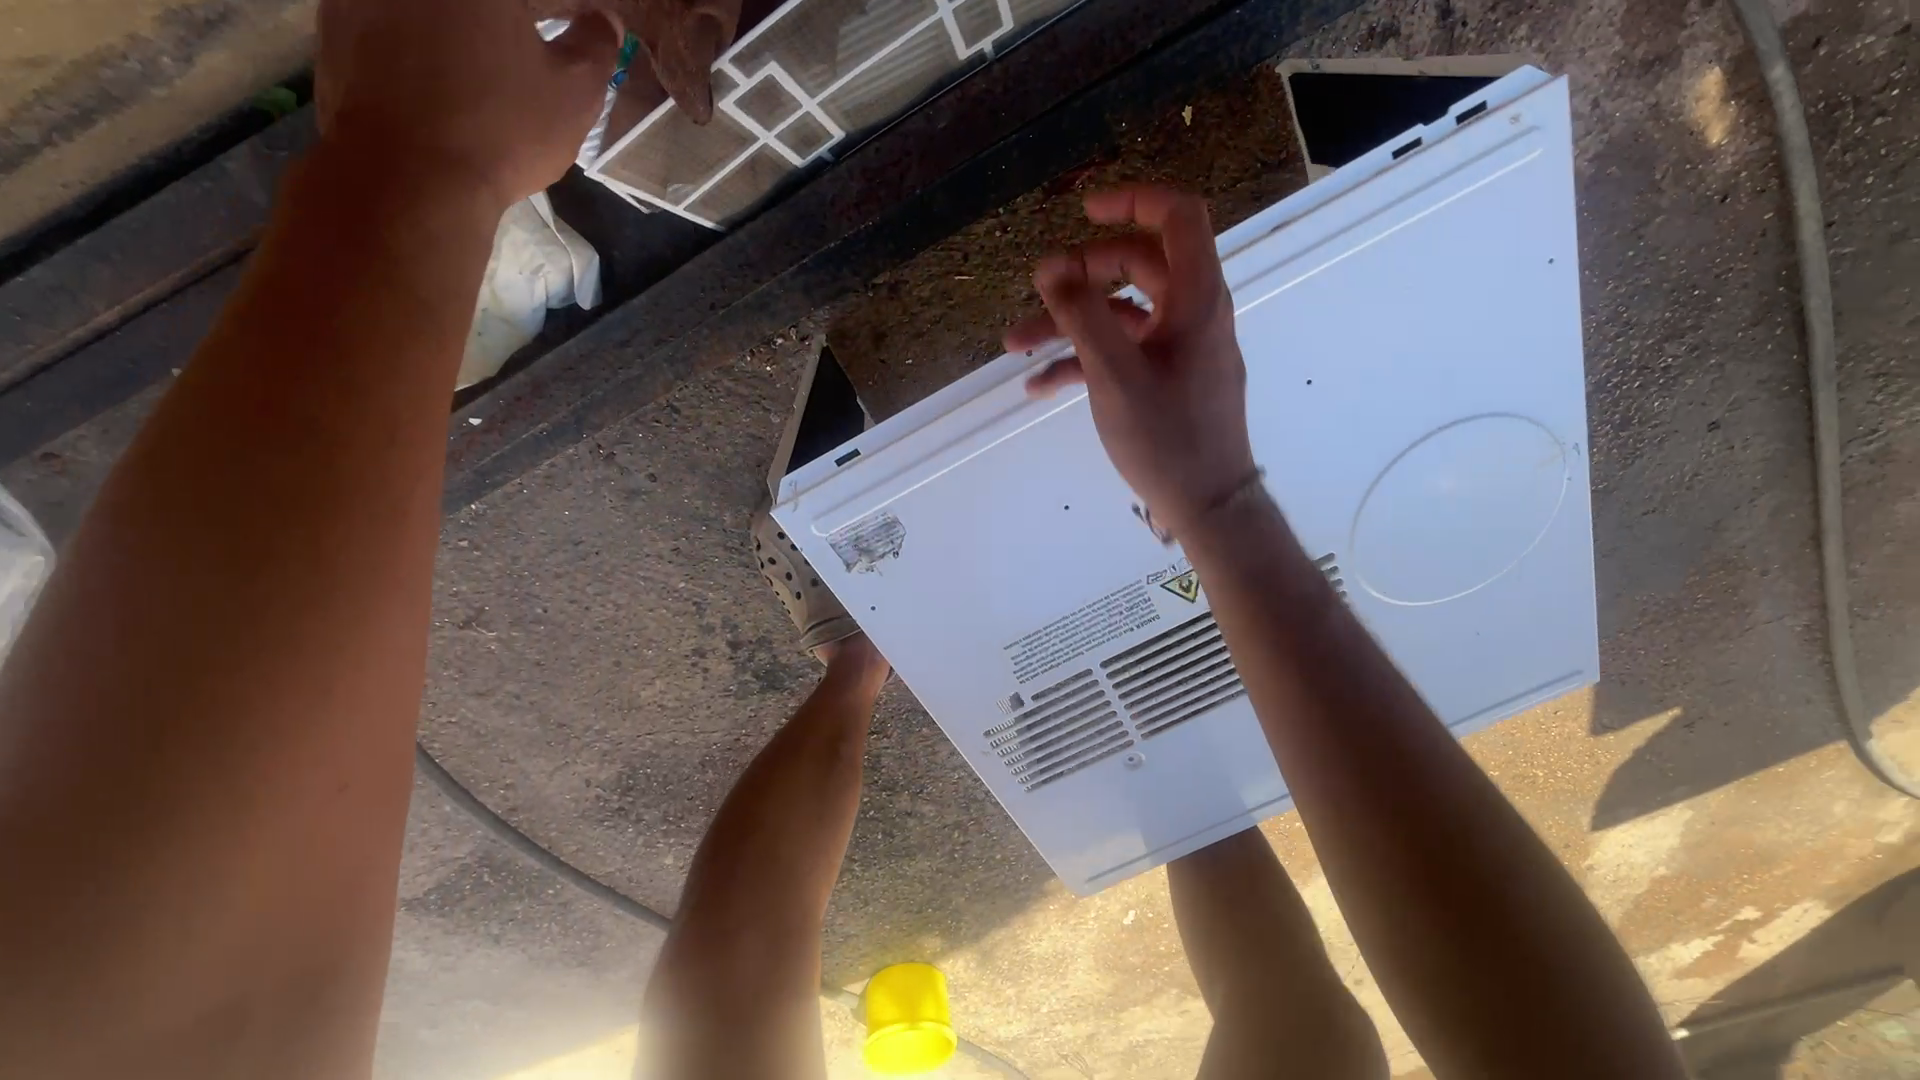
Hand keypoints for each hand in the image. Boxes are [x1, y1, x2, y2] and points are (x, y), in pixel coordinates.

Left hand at [315, 0, 621, 206]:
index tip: (565, 29)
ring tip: (477, 61)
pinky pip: (384, 14)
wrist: (408, 177)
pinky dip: (411, 35)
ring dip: (454, 26)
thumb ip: (594, 47)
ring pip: (426, 9)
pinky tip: (432, 71)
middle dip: (506, 21)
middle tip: (523, 44)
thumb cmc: (503, 128)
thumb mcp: (574, 95)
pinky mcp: (334, 19)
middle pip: (479, 5)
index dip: (554, 14)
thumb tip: (603, 21)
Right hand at [1007, 187, 1255, 534]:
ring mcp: (1179, 347)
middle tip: (1038, 290)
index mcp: (1195, 297)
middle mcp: (1191, 312)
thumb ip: (1081, 315)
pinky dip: (1082, 360)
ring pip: (1120, 314)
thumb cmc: (1167, 436)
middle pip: (1137, 265)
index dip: (1133, 200)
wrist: (1206, 503)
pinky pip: (1122, 353)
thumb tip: (1049, 266)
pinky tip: (1039, 387)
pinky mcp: (1166, 379)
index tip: (1085, 212)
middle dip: (1081, 274)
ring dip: (1068, 323)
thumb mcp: (1115, 374)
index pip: (1178, 216)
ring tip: (1014, 345)